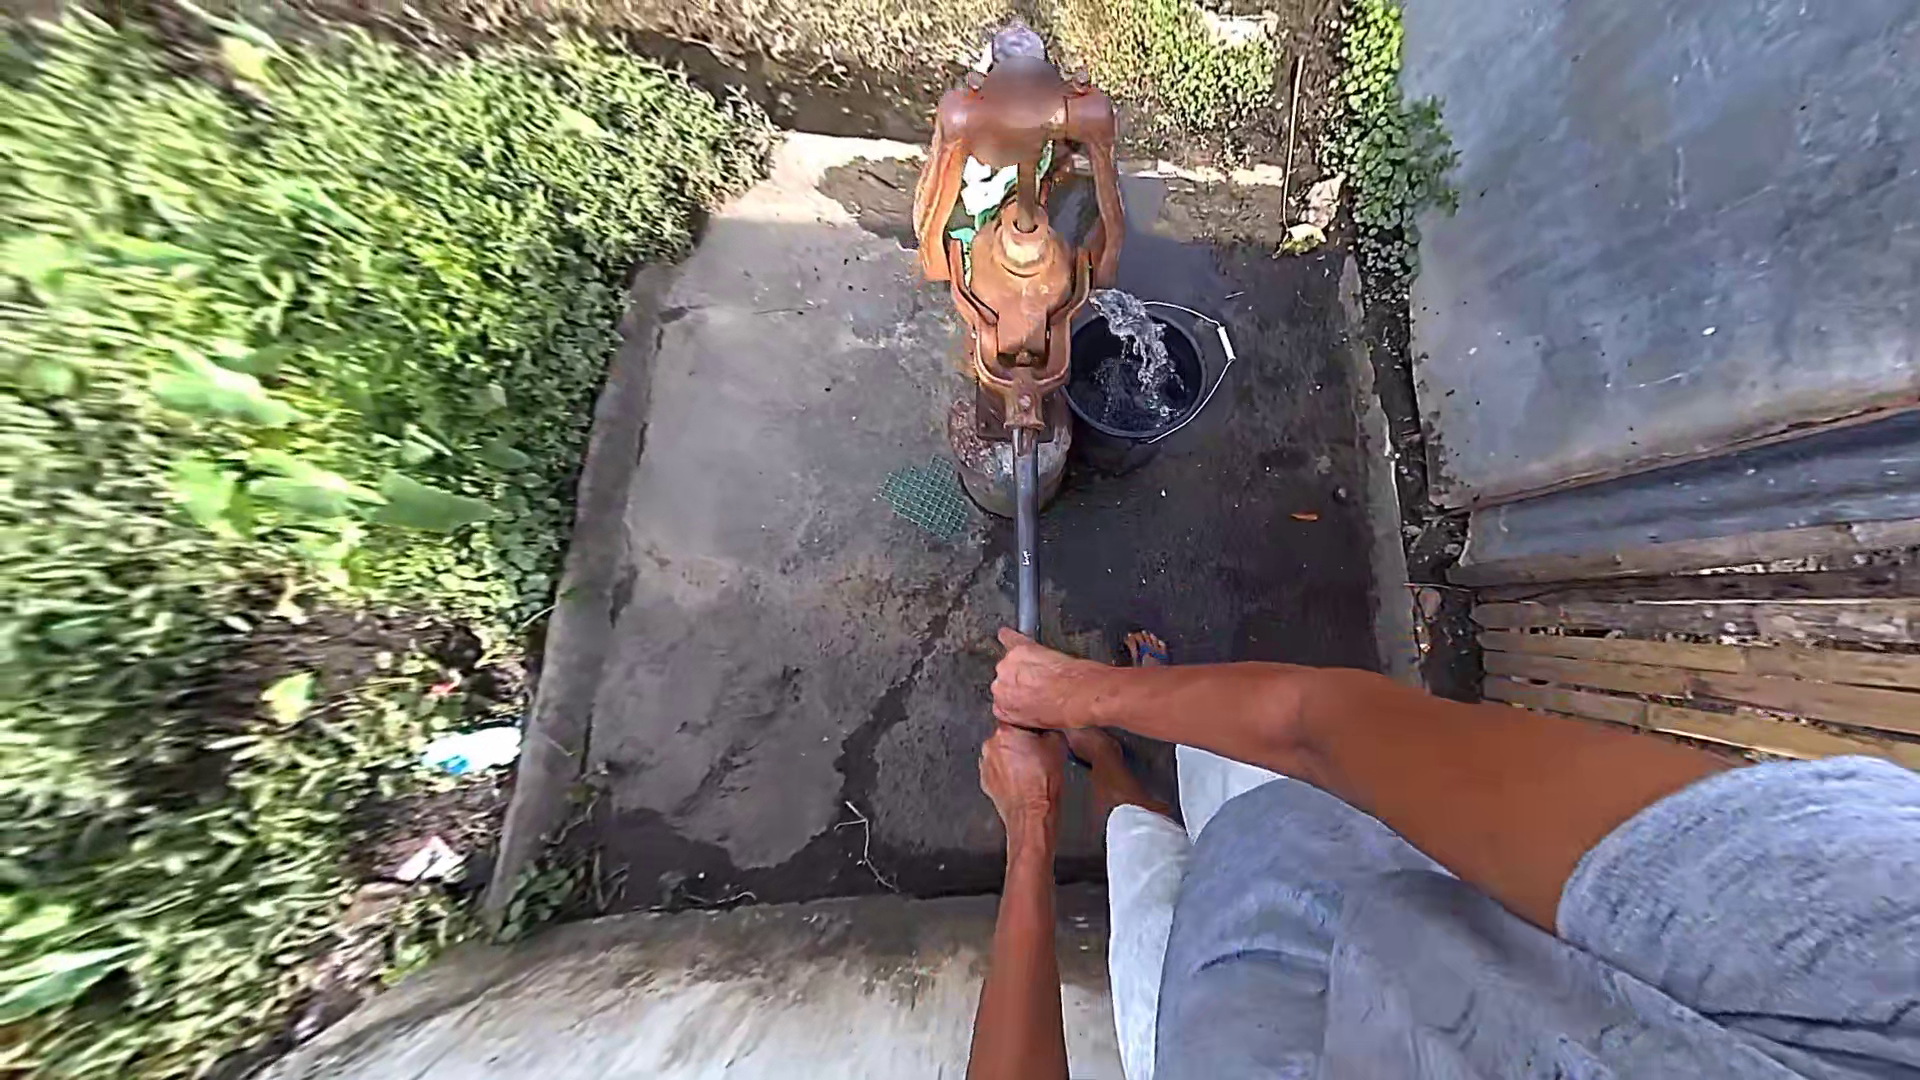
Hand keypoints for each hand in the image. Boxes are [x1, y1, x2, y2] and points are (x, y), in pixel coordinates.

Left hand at [978, 723, 1064, 850]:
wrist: (1031, 815)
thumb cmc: (1042, 783)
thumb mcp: (1057, 745)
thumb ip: (1049, 726)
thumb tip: (1048, 723)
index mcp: (1006, 731)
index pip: (1015, 715)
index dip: (1028, 723)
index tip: (1036, 731)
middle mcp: (990, 744)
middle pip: (1007, 733)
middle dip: (1020, 740)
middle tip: (1036, 751)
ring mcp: (985, 763)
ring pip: (1001, 751)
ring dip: (1011, 756)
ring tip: (1029, 769)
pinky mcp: (984, 780)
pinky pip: (996, 768)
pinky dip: (1006, 771)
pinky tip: (1020, 779)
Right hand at [991, 628, 1099, 729]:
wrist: (1080, 695)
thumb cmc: (1066, 711)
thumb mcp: (1040, 722)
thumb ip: (1025, 711)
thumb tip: (1029, 703)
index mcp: (1004, 710)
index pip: (1002, 701)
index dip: (1015, 694)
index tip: (1025, 692)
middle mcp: (1000, 688)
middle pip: (1004, 679)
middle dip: (1017, 678)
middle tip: (1038, 680)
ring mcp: (1007, 666)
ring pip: (1009, 661)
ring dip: (1021, 662)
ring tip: (1041, 667)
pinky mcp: (1019, 648)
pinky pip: (1010, 639)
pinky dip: (1009, 637)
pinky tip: (1005, 634)